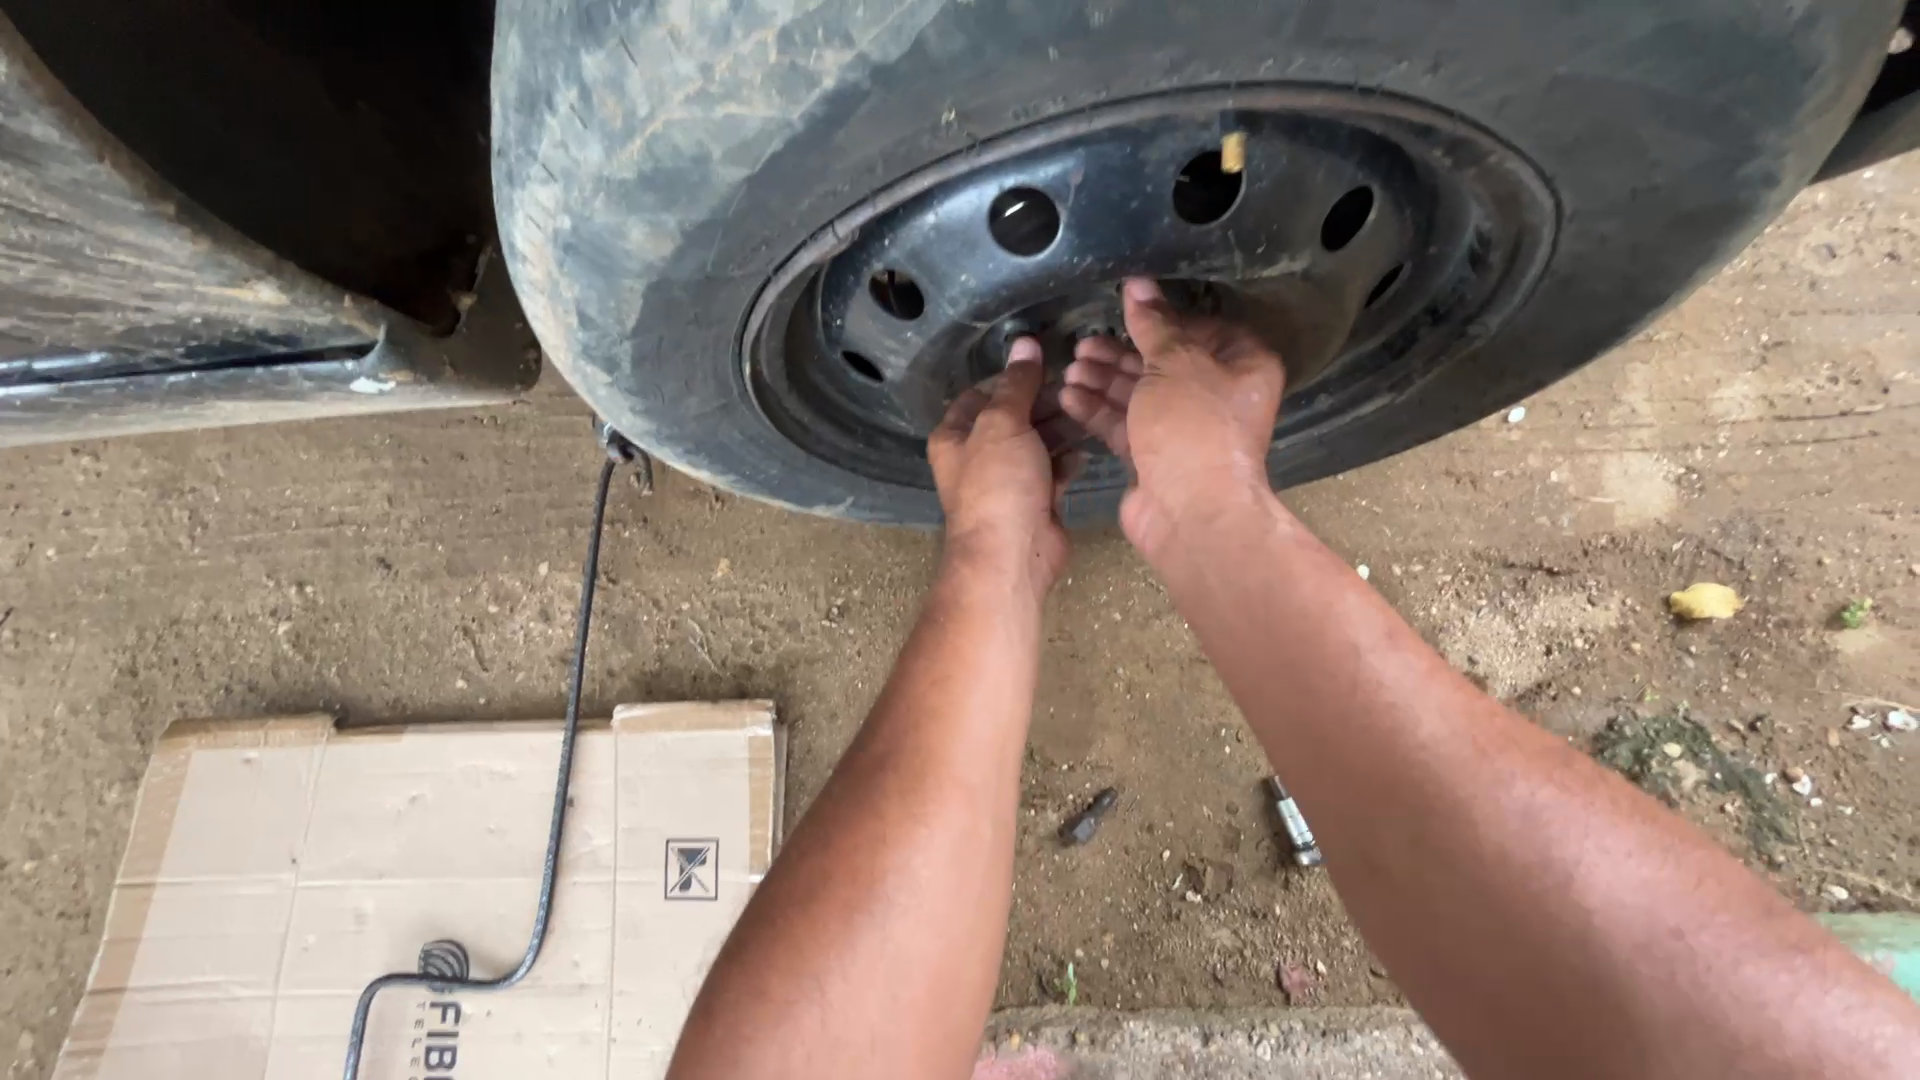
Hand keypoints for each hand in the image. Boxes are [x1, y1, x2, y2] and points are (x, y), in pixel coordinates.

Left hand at [928, 338, 1083, 599]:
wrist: (1012, 554)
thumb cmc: (998, 484)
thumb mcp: (1003, 423)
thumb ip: (1017, 383)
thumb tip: (1025, 341)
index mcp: (955, 436)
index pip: (982, 393)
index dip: (1012, 377)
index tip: (1047, 364)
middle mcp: (977, 456)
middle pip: (1013, 417)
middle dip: (1043, 403)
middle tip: (1077, 387)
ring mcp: (1006, 481)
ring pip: (1036, 443)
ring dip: (1060, 429)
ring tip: (1088, 412)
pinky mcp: (1034, 501)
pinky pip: (1052, 472)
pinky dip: (1066, 461)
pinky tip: (1085, 451)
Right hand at [1059, 278, 1285, 558]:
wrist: (1189, 511)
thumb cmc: (1193, 426)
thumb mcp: (1174, 363)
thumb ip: (1152, 324)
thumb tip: (1137, 285)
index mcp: (1242, 366)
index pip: (1201, 329)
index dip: (1162, 319)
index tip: (1125, 310)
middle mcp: (1216, 396)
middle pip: (1162, 363)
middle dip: (1120, 353)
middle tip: (1083, 344)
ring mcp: (1183, 429)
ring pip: (1138, 394)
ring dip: (1103, 380)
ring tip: (1070, 367)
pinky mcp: (1153, 457)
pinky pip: (1124, 424)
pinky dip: (1098, 410)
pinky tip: (1069, 396)